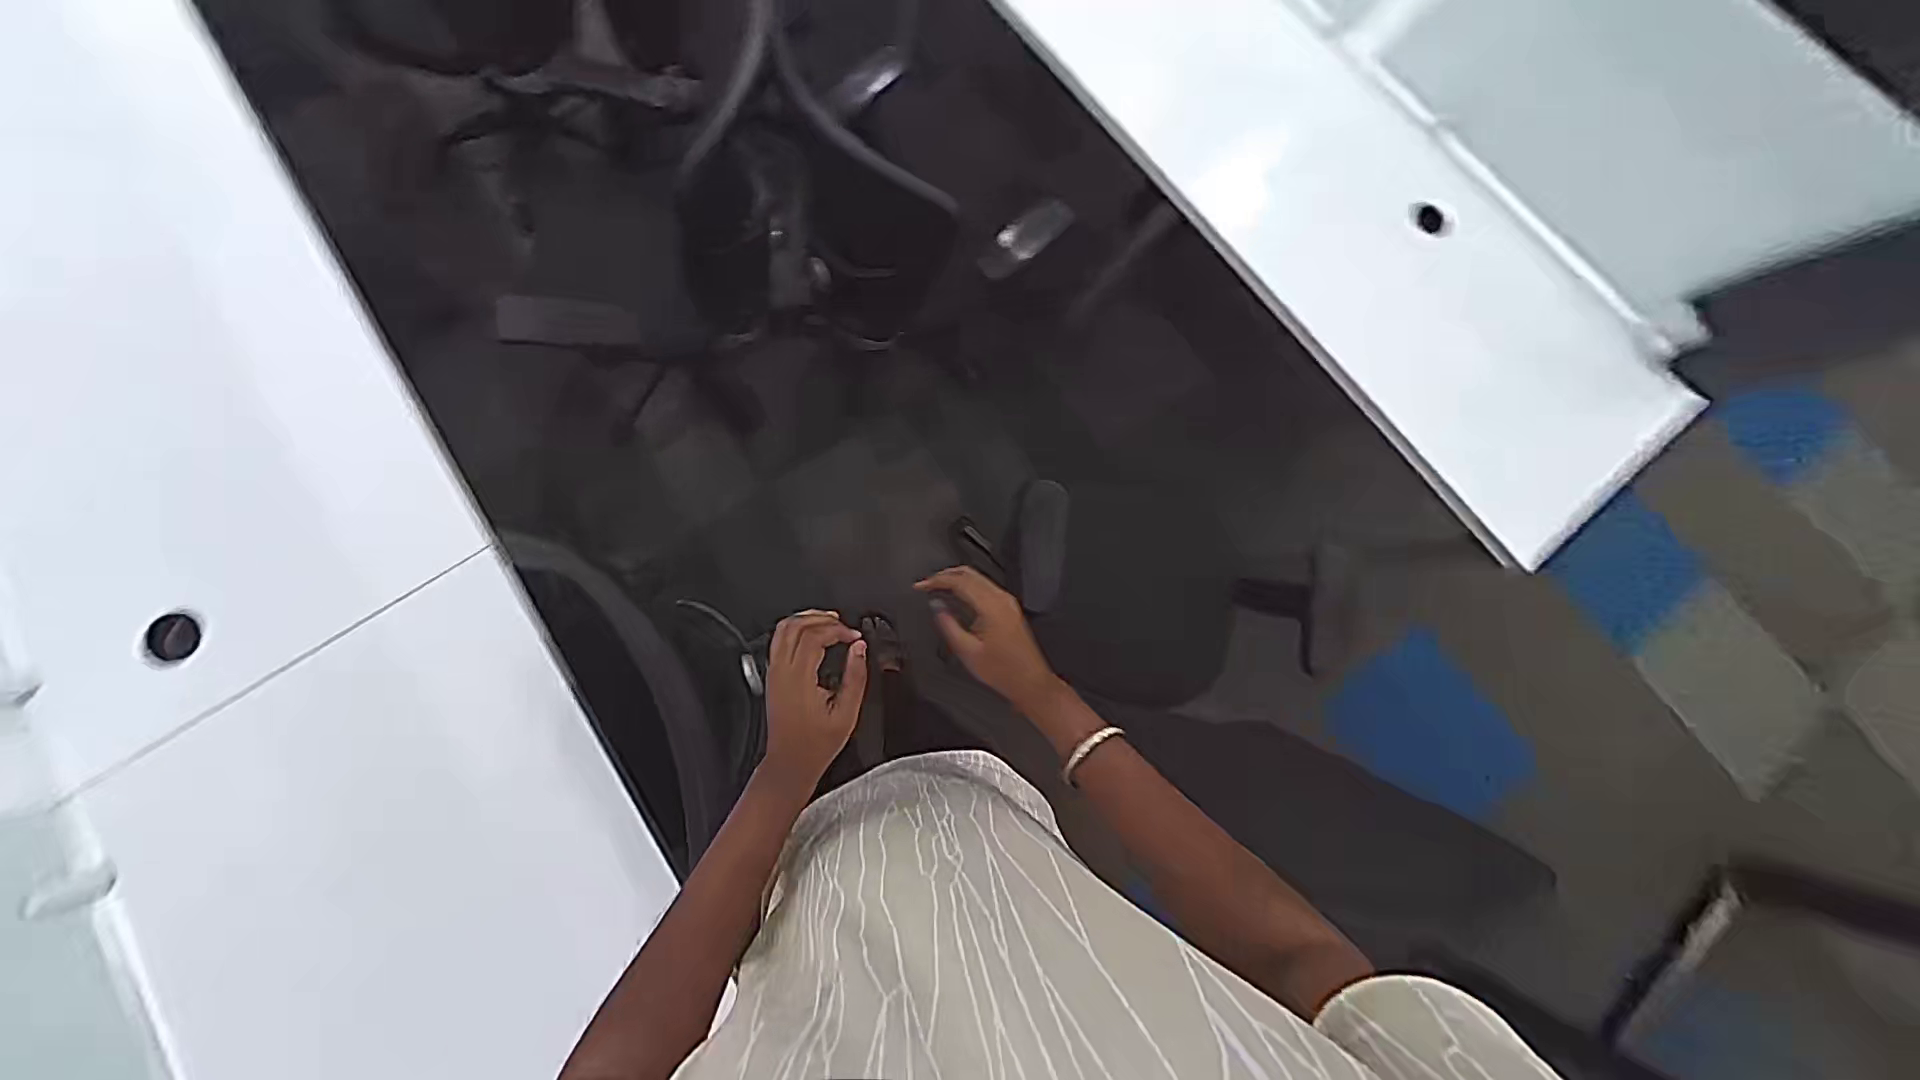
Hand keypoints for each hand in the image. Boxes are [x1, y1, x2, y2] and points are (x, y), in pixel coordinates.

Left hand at [762, 610, 866, 781]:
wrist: (791, 762)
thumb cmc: (815, 744)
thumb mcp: (847, 713)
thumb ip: (855, 677)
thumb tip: (859, 649)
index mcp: (798, 679)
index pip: (815, 637)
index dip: (838, 630)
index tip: (853, 636)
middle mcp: (781, 672)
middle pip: (795, 626)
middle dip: (821, 618)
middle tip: (842, 623)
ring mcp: (774, 673)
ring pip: (783, 629)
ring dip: (807, 620)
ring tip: (828, 621)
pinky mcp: (772, 676)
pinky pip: (779, 641)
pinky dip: (797, 630)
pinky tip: (813, 634)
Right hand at [915, 566, 1063, 712]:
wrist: (1029, 681)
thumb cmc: (1003, 671)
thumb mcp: (967, 651)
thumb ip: (949, 625)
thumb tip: (937, 607)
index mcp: (991, 607)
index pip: (960, 581)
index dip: (937, 580)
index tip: (921, 585)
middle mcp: (1002, 599)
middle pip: (969, 573)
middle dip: (945, 575)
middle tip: (927, 583)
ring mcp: (1008, 602)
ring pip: (978, 577)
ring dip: (956, 579)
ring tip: (938, 587)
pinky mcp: (1009, 608)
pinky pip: (985, 587)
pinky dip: (968, 586)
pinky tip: (957, 595)